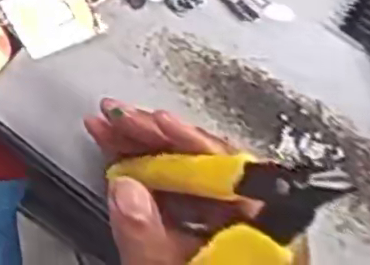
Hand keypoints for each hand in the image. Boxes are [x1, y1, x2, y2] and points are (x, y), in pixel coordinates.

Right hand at [85, 99, 259, 264]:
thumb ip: (146, 241)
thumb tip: (125, 187)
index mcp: (262, 251)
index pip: (247, 184)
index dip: (200, 146)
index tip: (156, 122)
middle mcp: (258, 246)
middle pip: (219, 176)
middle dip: (161, 139)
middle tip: (118, 117)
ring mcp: (233, 248)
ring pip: (196, 182)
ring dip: (146, 148)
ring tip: (107, 127)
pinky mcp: (206, 249)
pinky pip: (182, 198)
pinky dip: (146, 171)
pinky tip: (115, 154)